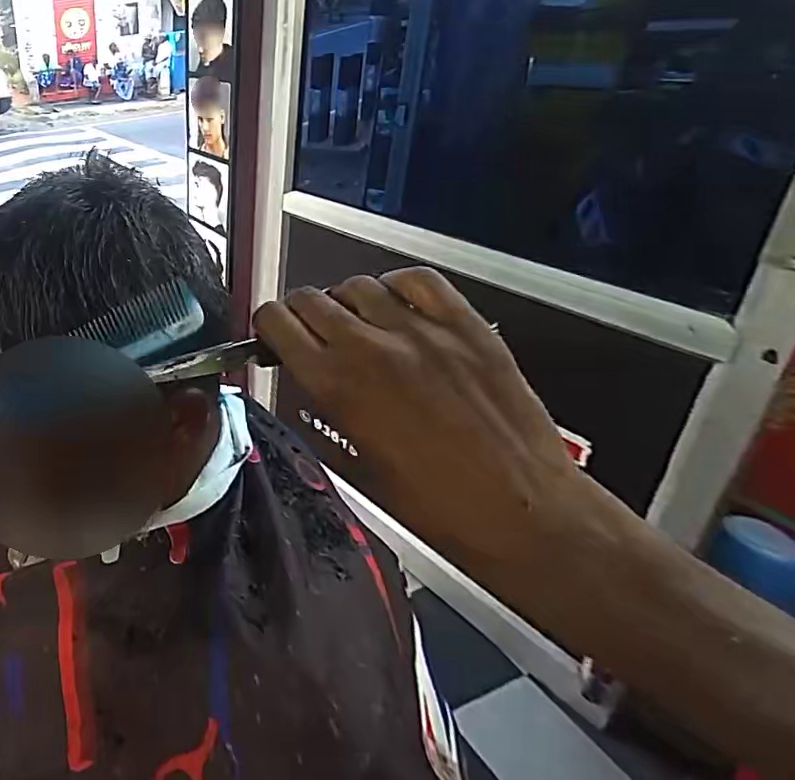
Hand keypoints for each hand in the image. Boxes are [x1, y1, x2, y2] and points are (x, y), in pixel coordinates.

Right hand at [253, 268, 587, 565]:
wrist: (525, 514)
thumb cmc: (439, 504)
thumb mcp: (352, 458)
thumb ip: (320, 404)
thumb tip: (307, 375)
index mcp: (335, 384)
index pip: (275, 320)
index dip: (269, 326)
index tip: (276, 336)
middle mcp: (371, 349)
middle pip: (309, 297)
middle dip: (301, 314)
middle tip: (313, 334)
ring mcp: (421, 333)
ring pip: (356, 284)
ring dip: (347, 302)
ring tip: (360, 326)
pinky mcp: (466, 328)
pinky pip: (417, 280)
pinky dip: (398, 287)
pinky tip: (398, 309)